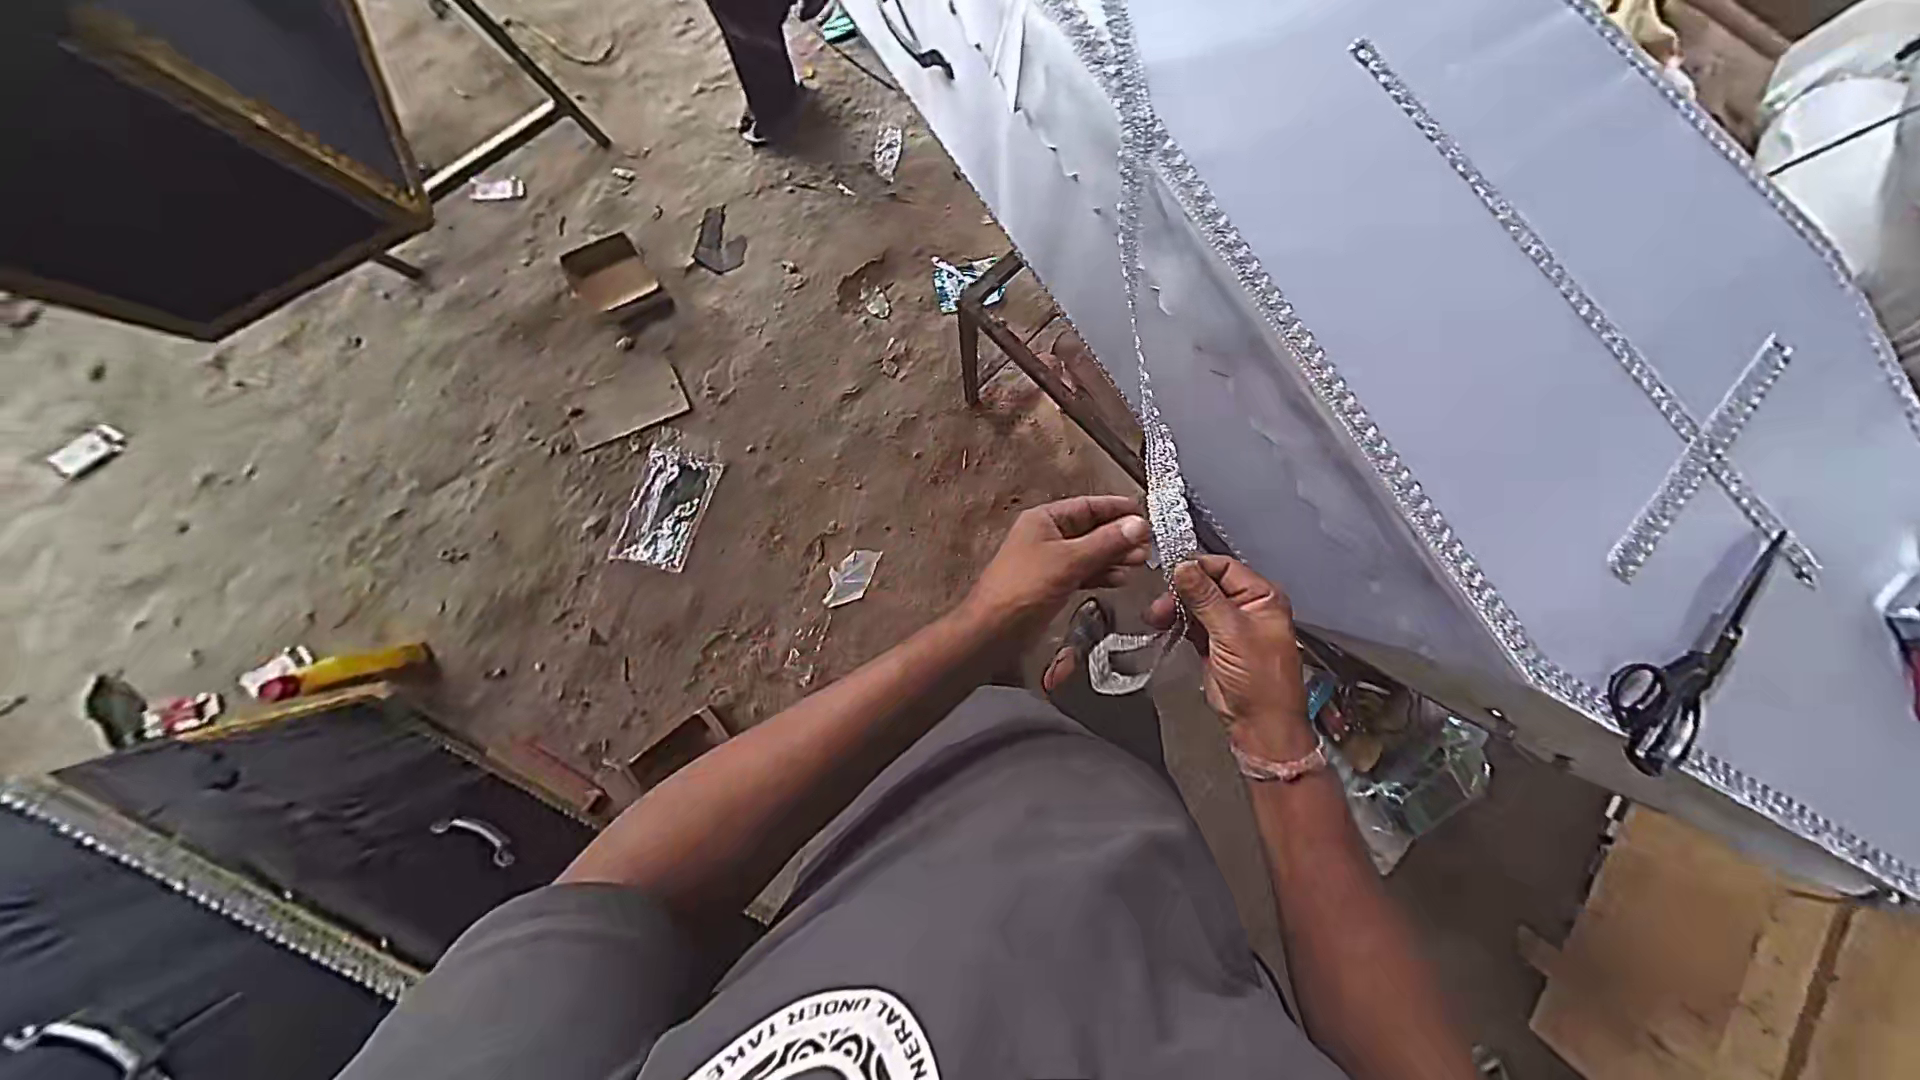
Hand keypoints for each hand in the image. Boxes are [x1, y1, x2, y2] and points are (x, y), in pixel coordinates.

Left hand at [962, 495, 1152, 637]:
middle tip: (1148, 544)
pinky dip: (1101, 573)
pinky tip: (1119, 579)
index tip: (1146, 515)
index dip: (1118, 509)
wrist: (993, 630)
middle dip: (1120, 536)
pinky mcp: (1052, 584)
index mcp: (1044, 519)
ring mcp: (1049, 561)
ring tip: (1140, 562)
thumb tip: (1139, 524)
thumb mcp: (1070, 560)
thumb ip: (1107, 542)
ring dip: (1114, 556)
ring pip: (1089, 552)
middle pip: (1091, 529)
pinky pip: (1083, 572)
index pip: (1088, 505)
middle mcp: (1046, 535)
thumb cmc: (1023, 589)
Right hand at [1147, 555, 1311, 756]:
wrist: (1259, 724)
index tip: (1172, 572)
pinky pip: (1191, 622)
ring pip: (1195, 604)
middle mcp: (1247, 608)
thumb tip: (1186, 568)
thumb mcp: (1232, 632)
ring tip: (1158, 616)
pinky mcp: (1214, 642)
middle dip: (1180, 591)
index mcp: (1262, 598)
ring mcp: (1229, 626)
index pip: (1224, 567)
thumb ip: (1205, 598)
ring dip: (1174, 607)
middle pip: (1206, 585)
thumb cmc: (1264, 684)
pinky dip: (1175, 622)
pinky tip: (1164, 624)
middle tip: (1162, 601)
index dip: (1197, 568)